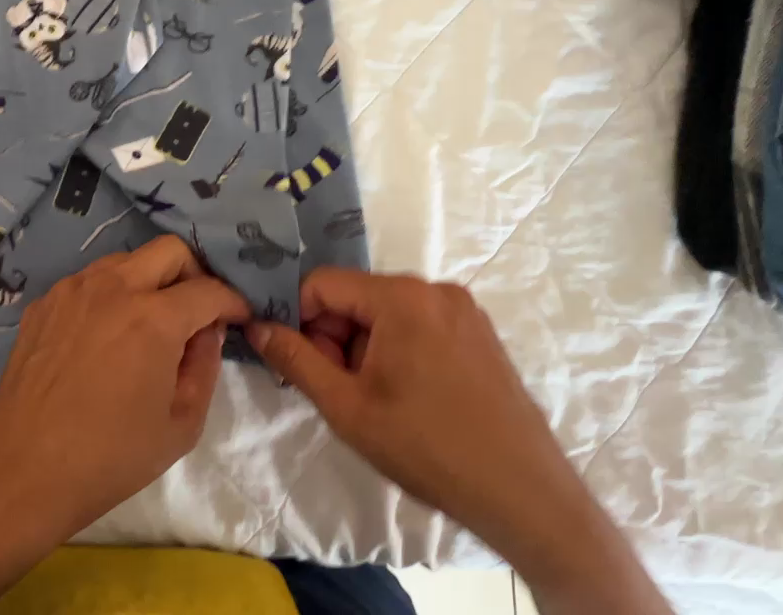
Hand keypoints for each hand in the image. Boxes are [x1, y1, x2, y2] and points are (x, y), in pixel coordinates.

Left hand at [0, 235, 251, 537]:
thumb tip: (208, 331)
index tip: (239, 317)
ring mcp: (72, 289)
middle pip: (169, 250)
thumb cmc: (111, 455)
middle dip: (194, 273)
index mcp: (153, 318)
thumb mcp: (181, 424)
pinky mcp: (44, 302)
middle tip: (198, 310)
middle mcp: (112, 287)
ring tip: (152, 322)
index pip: (208, 289)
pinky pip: (89, 280)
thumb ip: (204, 367)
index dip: (232, 302)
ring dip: (149, 279)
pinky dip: (111, 294)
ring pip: (125, 260)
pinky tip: (107, 334)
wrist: (25, 466)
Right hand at [248, 270, 670, 614]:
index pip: (320, 284)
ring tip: (376, 400)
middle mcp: (435, 289)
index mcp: (401, 297)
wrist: (526, 498)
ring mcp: (464, 310)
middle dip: (335, 338)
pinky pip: (417, 325)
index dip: (300, 321)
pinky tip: (408, 397)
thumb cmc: (428, 448)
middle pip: (354, 297)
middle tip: (341, 390)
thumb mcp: (345, 406)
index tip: (307, 367)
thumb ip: (293, 358)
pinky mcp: (480, 334)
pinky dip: (397, 351)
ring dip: (364, 348)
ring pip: (384, 313)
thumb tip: (255, 326)